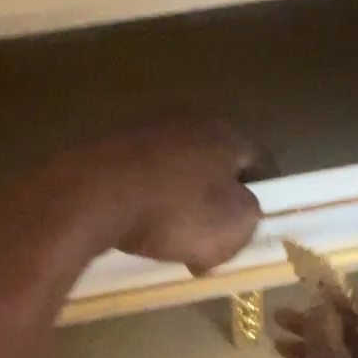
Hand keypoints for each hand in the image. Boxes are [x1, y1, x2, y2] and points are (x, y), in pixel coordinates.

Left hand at [0, 116, 262, 274]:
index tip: (256, 229)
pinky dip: (145, 198)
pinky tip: (137, 225)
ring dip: (180, 200)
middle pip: (216, 164)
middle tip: (214, 238)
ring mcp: (144, 128)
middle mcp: (189, 119)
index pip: (261, 163)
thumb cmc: (175, 211)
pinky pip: (141, 175)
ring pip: (177, 169)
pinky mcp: (108, 143)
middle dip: (217, 201)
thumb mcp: (234, 227)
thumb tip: (235, 224)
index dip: (265, 198)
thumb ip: (249, 221)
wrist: (92, 194)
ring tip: (172, 238)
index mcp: (227, 133)